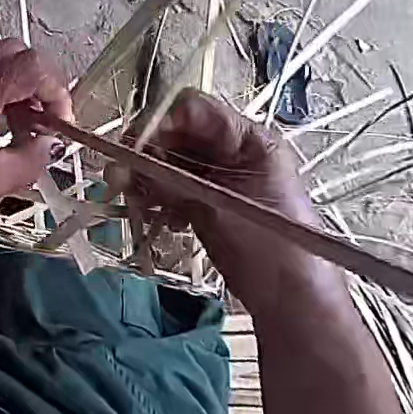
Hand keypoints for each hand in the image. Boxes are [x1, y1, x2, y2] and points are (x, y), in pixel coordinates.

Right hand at [133, 90, 338, 312]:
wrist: (294, 303)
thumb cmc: (272, 248)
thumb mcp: (220, 208)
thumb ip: (175, 181)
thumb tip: (129, 164)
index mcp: (248, 138)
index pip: (195, 110)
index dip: (161, 122)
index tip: (136, 147)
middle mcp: (232, 151)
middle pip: (177, 134)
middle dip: (145, 151)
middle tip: (118, 174)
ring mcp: (219, 177)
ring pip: (170, 161)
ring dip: (145, 175)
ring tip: (125, 194)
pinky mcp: (208, 201)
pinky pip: (173, 186)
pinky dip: (156, 195)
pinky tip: (148, 212)